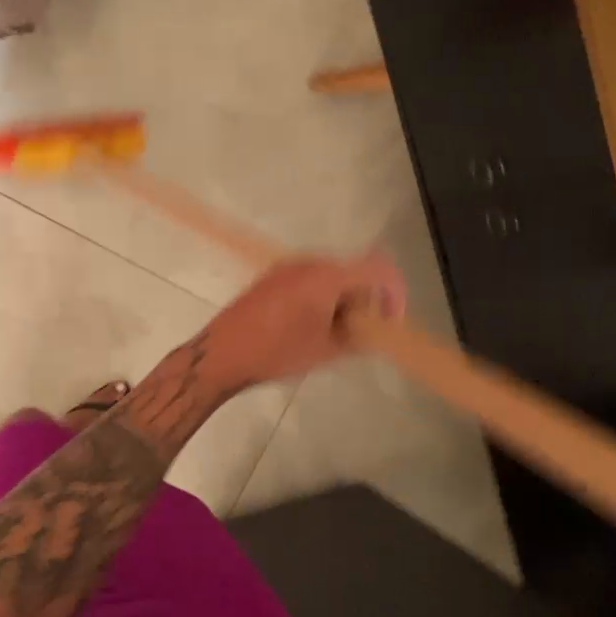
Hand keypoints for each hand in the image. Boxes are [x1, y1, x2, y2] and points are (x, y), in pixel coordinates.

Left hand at [198, 252, 405, 390]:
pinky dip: (321, 298)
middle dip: (367, 299)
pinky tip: (311, 327)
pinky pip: (309, 281)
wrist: (221, 353)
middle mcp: (308, 263)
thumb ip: (361, 336)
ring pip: (332, 276)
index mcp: (327, 275)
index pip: (379, 269)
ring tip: (337, 334)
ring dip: (343, 300)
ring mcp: (286, 268)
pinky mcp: (270, 279)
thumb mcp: (328, 350)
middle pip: (355, 270)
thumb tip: (377, 330)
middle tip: (365, 332)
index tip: (390, 323)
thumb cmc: (276, 352)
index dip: (394, 294)